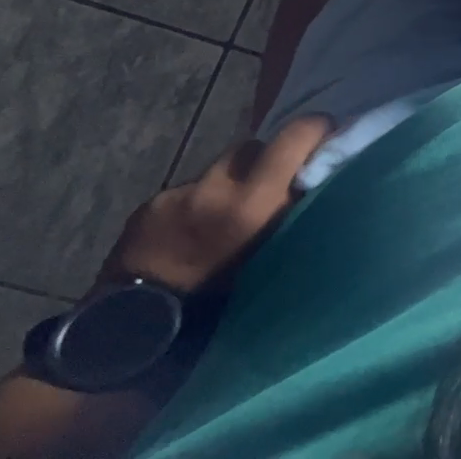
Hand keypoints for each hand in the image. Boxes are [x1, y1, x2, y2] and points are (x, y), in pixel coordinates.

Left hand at [93, 116, 332, 294]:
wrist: (134, 331)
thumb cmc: (224, 299)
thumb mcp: (278, 252)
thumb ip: (296, 208)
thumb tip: (319, 175)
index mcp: (254, 201)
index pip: (295, 135)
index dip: (315, 129)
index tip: (327, 136)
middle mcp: (215, 187)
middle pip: (254, 147)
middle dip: (268, 159)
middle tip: (274, 184)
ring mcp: (176, 194)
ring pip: (218, 169)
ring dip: (229, 183)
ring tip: (227, 216)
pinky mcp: (146, 207)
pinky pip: (184, 193)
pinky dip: (194, 206)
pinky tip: (191, 235)